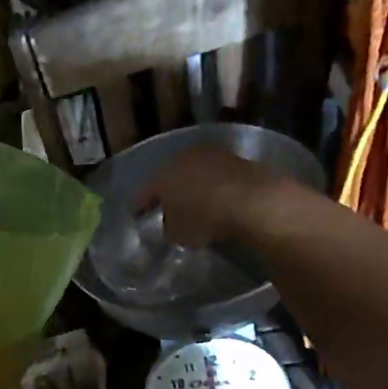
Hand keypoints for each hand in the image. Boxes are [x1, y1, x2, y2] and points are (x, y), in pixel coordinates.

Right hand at [148, 146, 292, 247]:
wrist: (248, 198)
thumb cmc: (203, 218)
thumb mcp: (179, 234)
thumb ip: (170, 228)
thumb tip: (172, 225)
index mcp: (162, 175)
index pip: (146, 191)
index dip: (142, 205)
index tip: (140, 214)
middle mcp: (182, 158)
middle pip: (172, 177)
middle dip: (171, 192)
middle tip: (170, 208)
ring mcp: (210, 154)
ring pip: (196, 172)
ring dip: (195, 186)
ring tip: (198, 204)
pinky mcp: (235, 158)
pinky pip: (218, 176)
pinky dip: (216, 187)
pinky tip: (220, 200)